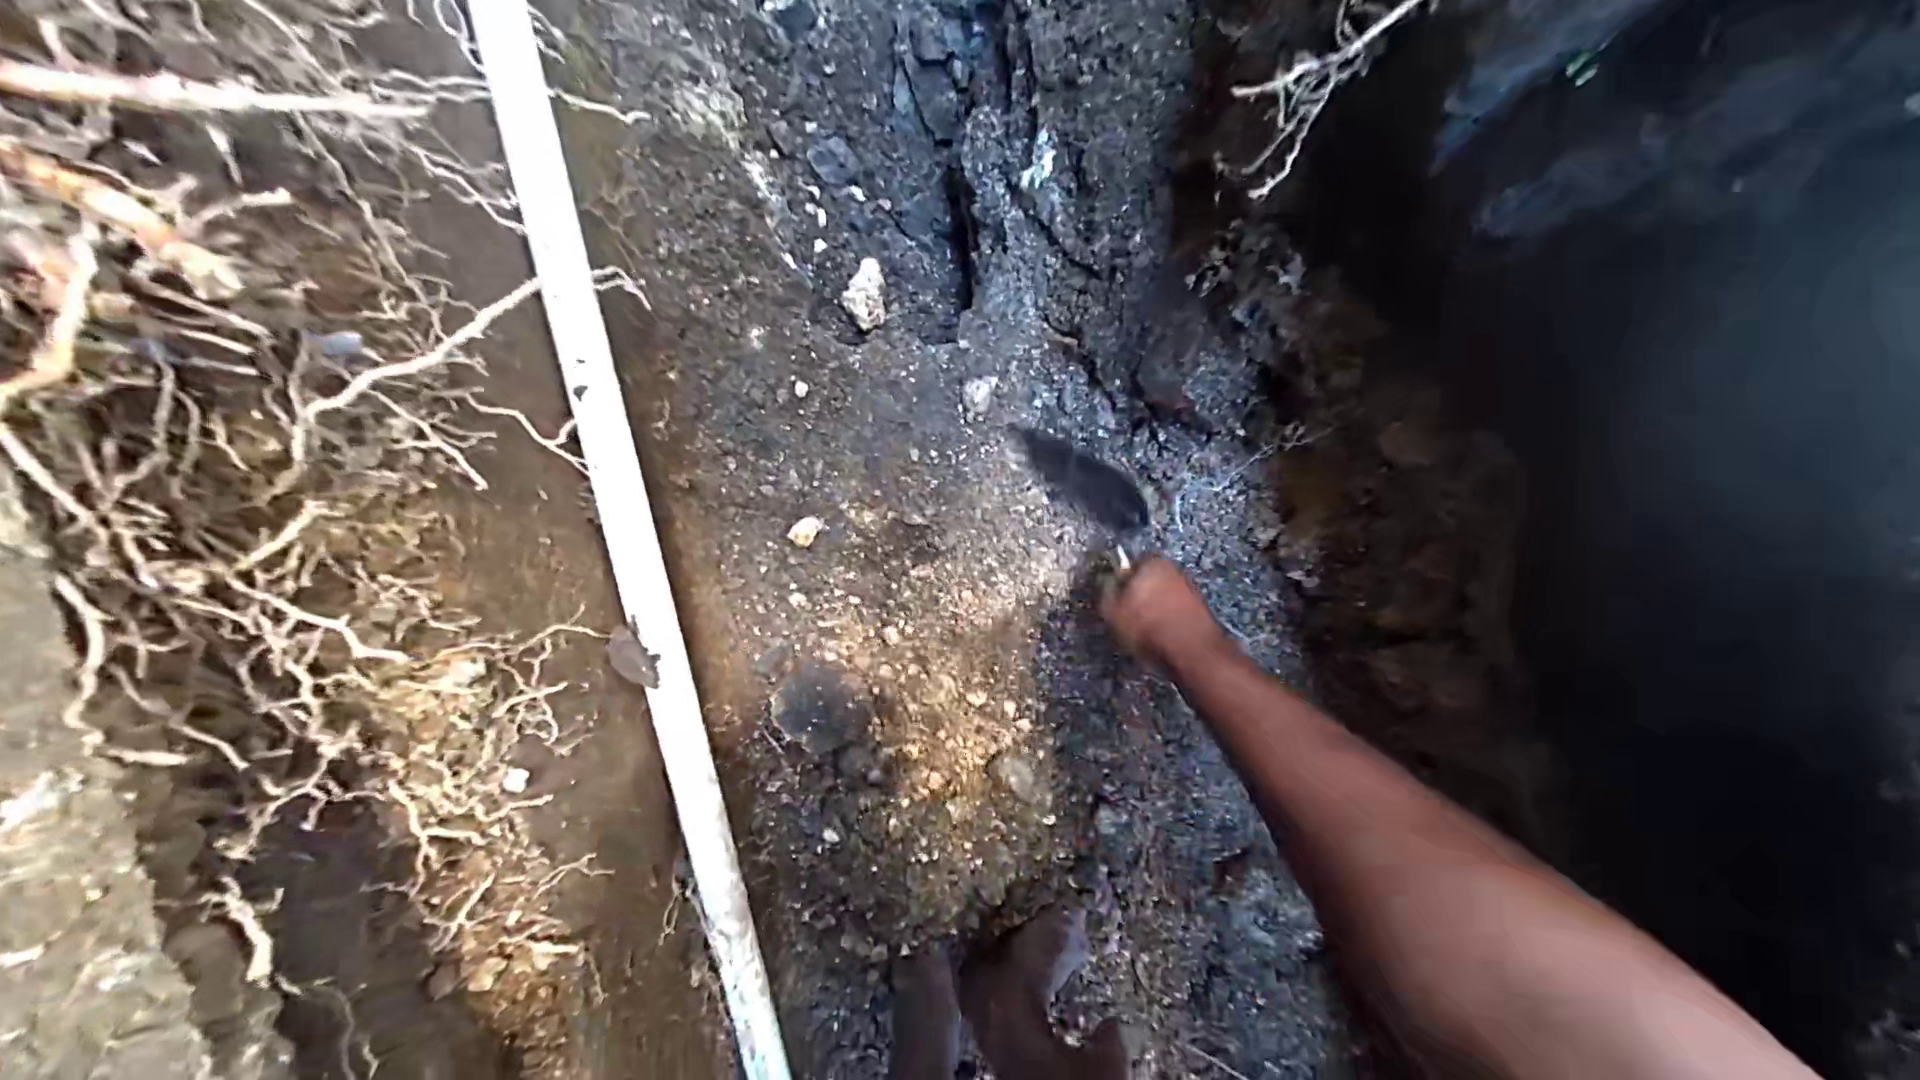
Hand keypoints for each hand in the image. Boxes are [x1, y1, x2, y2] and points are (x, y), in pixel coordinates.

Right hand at [1100, 555, 1222, 667]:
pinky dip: (1166, 623)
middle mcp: (1174, 570)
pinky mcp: (1201, 612)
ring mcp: (1190, 590)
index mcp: (1152, 562)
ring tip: (1141, 633)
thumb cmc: (1148, 626)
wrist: (1191, 651)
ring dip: (1152, 611)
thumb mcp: (1112, 612)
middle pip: (1148, 581)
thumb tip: (1105, 585)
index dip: (1118, 584)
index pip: (1128, 566)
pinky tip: (1158, 639)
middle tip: (1125, 617)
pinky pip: (1174, 614)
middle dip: (1137, 597)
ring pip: (1162, 598)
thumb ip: (1105, 593)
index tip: (1113, 600)